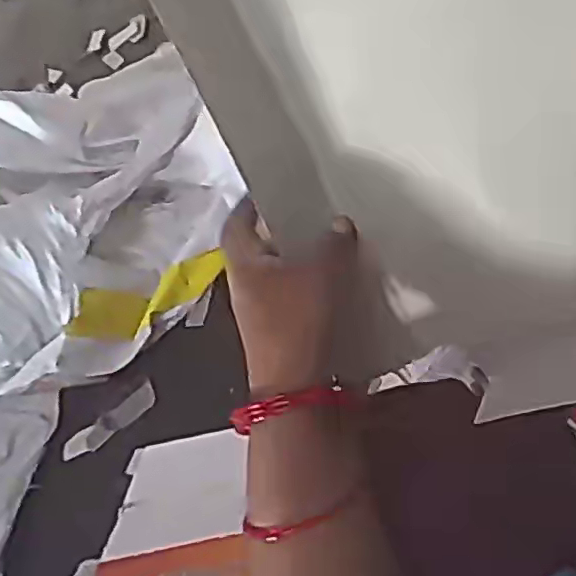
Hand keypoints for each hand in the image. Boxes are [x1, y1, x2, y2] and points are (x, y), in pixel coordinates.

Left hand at [221, 197, 358, 395]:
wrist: (296, 386)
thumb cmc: (299, 320)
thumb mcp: (323, 273)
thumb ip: (333, 243)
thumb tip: (338, 223)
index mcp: (245, 265)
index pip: (236, 224)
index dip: (250, 204)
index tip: (273, 189)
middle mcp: (246, 284)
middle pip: (259, 247)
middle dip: (283, 229)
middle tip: (311, 212)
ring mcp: (260, 309)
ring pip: (278, 271)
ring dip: (300, 256)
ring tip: (330, 241)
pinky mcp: (279, 327)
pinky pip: (292, 292)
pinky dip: (309, 280)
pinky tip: (336, 277)